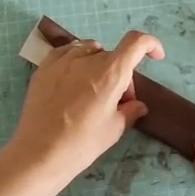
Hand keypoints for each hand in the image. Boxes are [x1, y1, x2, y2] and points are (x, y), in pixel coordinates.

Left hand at [8, 31, 164, 178]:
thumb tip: (138, 104)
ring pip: (91, 51)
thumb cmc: (82, 143)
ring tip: (92, 92)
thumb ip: (130, 111)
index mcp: (111, 73)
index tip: (155, 57)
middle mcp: (88, 59)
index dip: (151, 45)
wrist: (39, 153)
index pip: (137, 42)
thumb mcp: (114, 129)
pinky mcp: (44, 66)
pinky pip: (67, 53)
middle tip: (116, 102)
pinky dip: (77, 62)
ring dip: (98, 65)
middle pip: (113, 56)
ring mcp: (63, 60)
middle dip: (121, 74)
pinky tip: (72, 83)